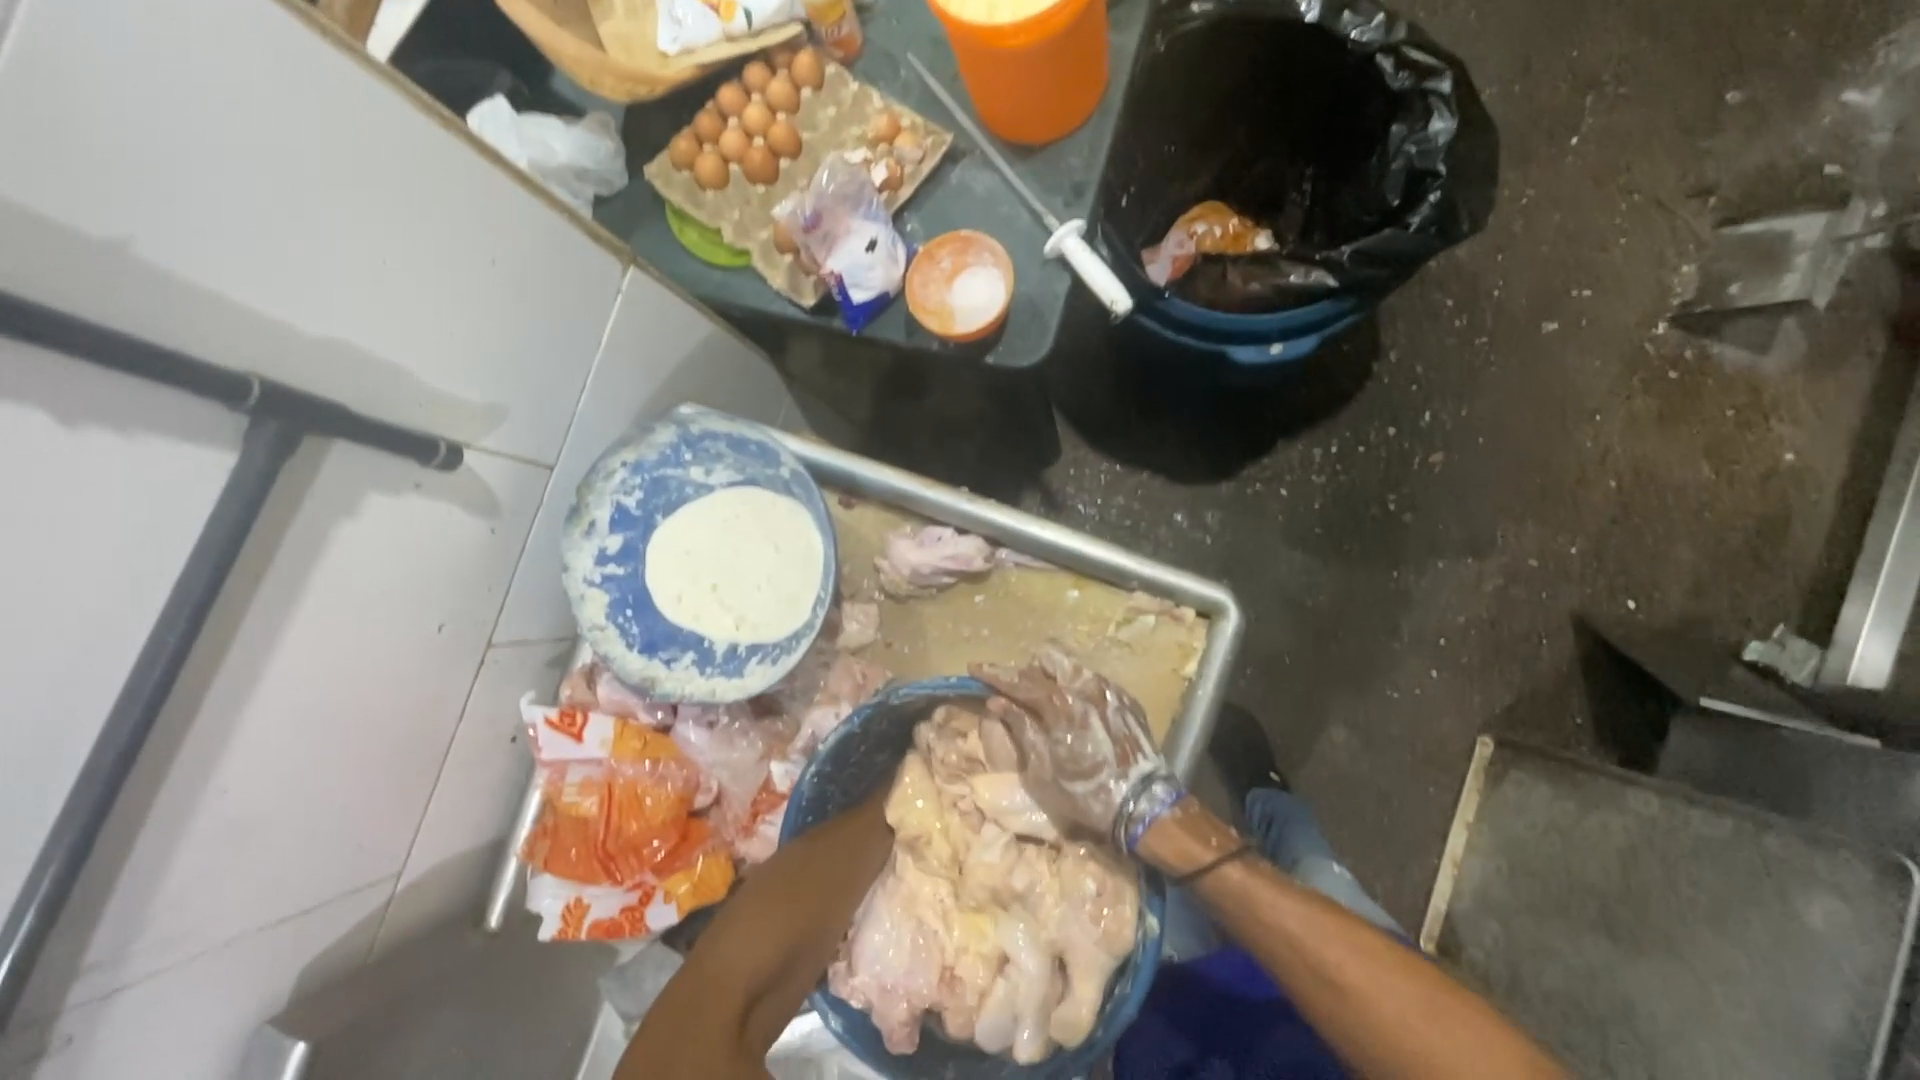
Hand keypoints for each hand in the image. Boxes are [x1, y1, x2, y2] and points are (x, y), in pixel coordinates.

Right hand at [970, 645, 1184, 851]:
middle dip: (1029, 670)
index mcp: (1061, 703)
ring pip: (1073, 667)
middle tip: (1018, 693)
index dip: (994, 674)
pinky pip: (1094, 682)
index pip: (1019, 680)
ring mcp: (1110, 689)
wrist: (1142, 805)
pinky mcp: (1127, 699)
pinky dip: (1078, 690)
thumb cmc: (1083, 793)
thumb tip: (997, 702)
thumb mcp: (1041, 768)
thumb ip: (1020, 728)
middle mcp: (1086, 685)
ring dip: (1054, 678)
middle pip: (1049, 658)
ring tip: (1048, 703)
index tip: (975, 668)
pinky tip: (1077, 714)